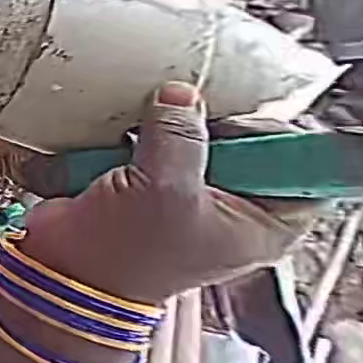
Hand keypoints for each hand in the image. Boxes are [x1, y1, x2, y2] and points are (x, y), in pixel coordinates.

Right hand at [20, 81, 314, 301]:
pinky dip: (124, 141)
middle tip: (174, 117)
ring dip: (155, 132)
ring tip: (134, 129)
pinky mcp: (135, 189)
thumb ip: (179, 139)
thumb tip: (180, 96)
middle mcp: (228, 208)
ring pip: (184, 147)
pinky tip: (109, 140)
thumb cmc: (127, 249)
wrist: (63, 267)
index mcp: (265, 221)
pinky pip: (142, 152)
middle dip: (202, 128)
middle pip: (236, 149)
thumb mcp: (164, 190)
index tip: (227, 120)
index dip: (270, 136)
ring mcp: (178, 197)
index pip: (299, 165)